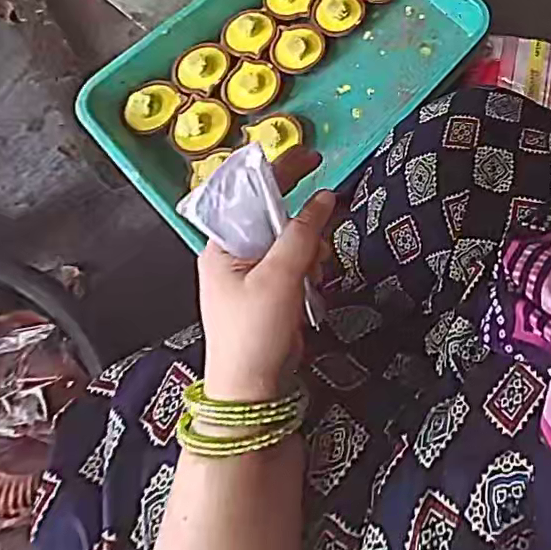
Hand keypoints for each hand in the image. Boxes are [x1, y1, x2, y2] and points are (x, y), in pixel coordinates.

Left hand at [196, 148, 332, 401]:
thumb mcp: (279, 277)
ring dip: (310, 247)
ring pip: (290, 238)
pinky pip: (295, 260)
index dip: (281, 172)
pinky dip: (310, 264)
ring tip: (316, 270)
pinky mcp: (269, 289)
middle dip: (303, 221)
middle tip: (328, 214)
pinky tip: (313, 282)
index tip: (313, 158)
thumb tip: (325, 197)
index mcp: (222, 245)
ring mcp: (252, 272)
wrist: (252, 392)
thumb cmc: (253, 333)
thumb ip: (303, 232)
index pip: (250, 194)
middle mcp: (234, 254)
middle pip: (273, 215)